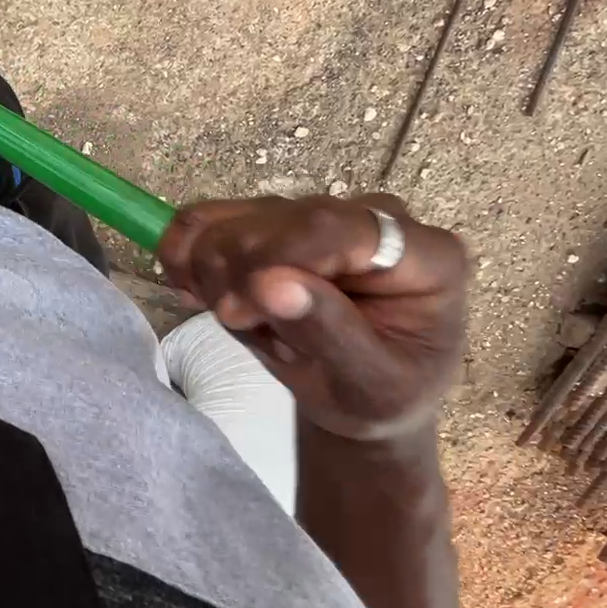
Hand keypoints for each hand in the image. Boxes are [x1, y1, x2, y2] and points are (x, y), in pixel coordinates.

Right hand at [156, 194, 469, 439]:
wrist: (352, 391)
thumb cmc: (377, 395)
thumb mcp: (370, 387)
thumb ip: (331, 334)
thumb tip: (270, 284)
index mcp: (425, 255)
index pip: (328, 226)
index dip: (270, 259)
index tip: (237, 313)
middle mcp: (369, 217)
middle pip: (266, 221)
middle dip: (233, 277)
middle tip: (244, 327)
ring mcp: (311, 212)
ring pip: (223, 220)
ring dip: (209, 275)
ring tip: (239, 317)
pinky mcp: (265, 217)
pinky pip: (199, 220)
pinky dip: (181, 257)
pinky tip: (199, 291)